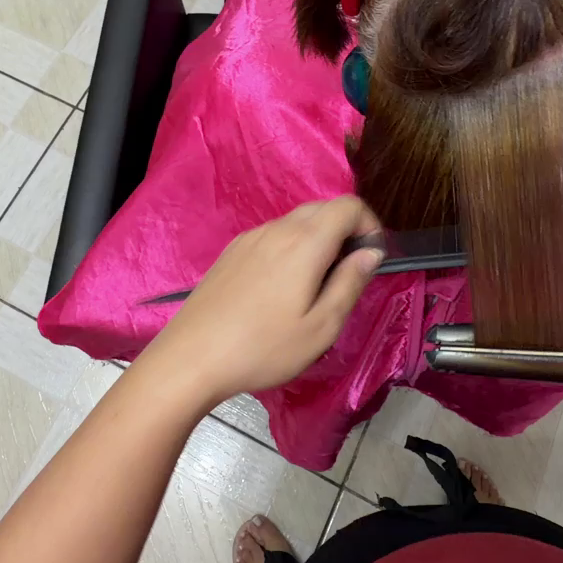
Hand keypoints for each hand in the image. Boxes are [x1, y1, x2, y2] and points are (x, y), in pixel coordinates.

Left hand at [132, 197, 384, 406]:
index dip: (370, 225)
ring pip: (297, 222)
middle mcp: (278, 228)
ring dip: (318, 241)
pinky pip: (274, 235)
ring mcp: (251, 237)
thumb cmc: (263, 347)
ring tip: (313, 289)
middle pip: (324, 208)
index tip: (370, 261)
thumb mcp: (321, 327)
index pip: (349, 205)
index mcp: (305, 242)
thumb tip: (371, 252)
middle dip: (345, 232)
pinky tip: (280, 290)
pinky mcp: (232, 251)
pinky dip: (291, 248)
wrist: (191, 357)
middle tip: (346, 277)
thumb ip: (351, 283)